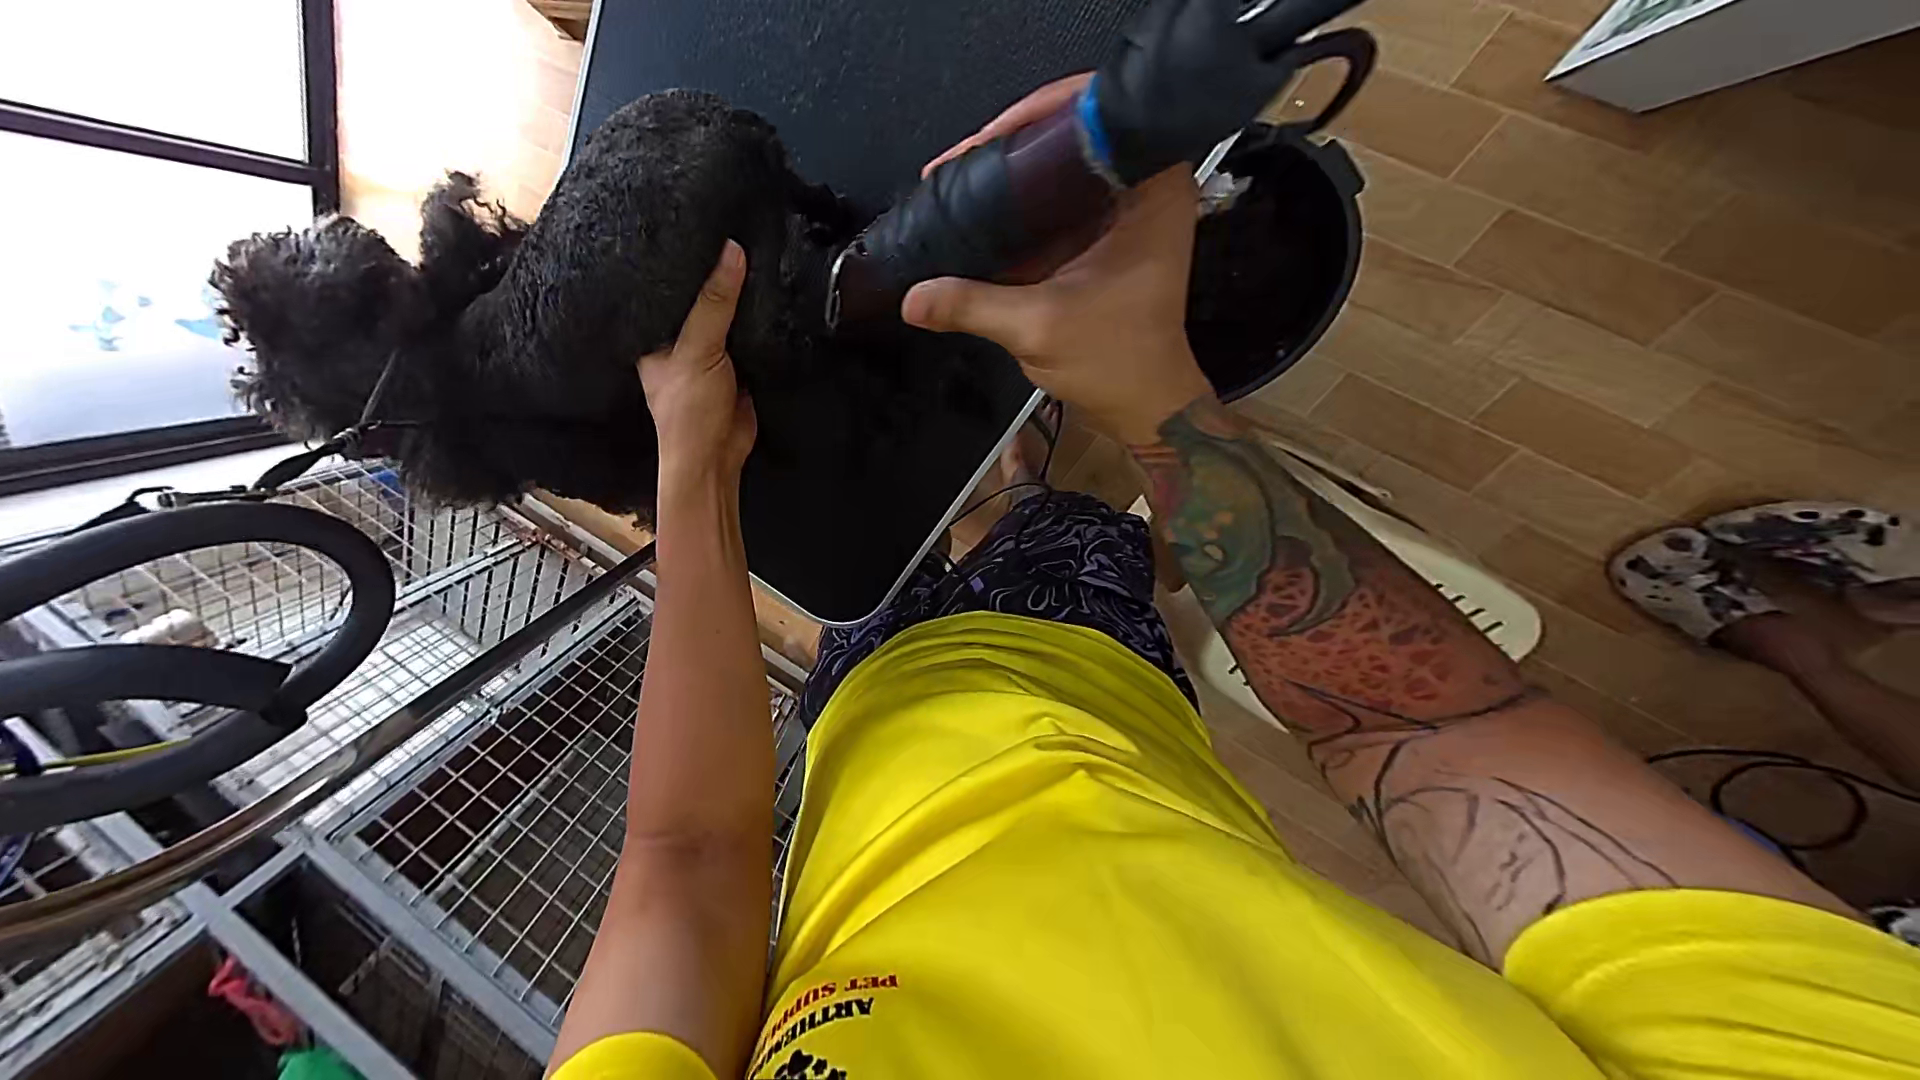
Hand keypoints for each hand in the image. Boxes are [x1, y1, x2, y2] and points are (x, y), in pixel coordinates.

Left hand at [639, 241, 757, 481]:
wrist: (718, 457)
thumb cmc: (689, 408)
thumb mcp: (697, 349)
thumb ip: (714, 302)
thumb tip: (733, 250)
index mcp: (652, 333)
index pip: (664, 284)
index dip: (679, 257)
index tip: (694, 217)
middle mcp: (679, 339)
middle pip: (698, 297)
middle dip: (714, 272)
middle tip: (731, 222)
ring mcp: (710, 353)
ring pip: (726, 315)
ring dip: (740, 294)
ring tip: (756, 244)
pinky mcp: (739, 365)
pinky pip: (748, 335)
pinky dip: (758, 319)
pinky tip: (770, 290)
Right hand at [904, 76, 1213, 445]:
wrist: (1143, 404)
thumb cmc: (1113, 362)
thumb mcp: (1038, 327)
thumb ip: (972, 306)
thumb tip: (911, 298)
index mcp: (1150, 188)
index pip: (1089, 114)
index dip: (1028, 118)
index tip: (978, 143)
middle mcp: (1145, 187)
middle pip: (1070, 139)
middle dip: (1009, 148)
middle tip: (955, 164)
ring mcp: (1127, 213)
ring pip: (1061, 172)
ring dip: (1011, 178)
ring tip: (957, 182)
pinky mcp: (1108, 239)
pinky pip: (1059, 206)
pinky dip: (1022, 211)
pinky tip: (981, 213)